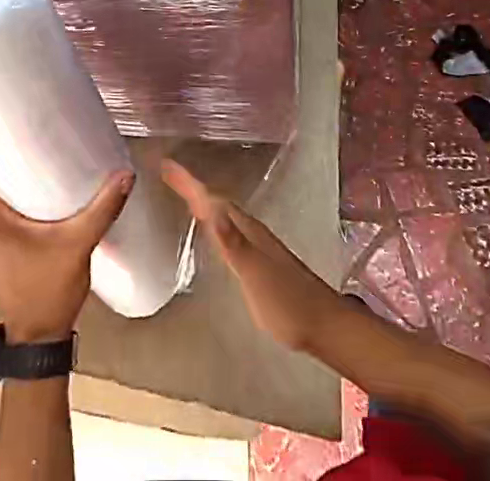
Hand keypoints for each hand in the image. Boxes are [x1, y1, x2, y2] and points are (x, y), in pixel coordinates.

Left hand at [0, 165, 133, 342]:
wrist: (40, 339)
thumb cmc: (49, 288)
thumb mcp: (79, 244)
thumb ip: (102, 209)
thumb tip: (125, 175)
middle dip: (2, 160)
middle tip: (26, 134)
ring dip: (11, 182)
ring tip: (37, 157)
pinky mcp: (5, 253)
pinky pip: (6, 217)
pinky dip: (19, 201)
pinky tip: (43, 195)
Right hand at [161, 159, 344, 352]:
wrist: (322, 325)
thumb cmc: (287, 301)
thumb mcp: (255, 273)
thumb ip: (233, 243)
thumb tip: (211, 208)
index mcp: (247, 231)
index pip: (213, 200)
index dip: (189, 183)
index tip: (166, 164)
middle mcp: (251, 232)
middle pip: (217, 202)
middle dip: (192, 187)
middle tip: (167, 173)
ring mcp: (256, 246)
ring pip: (223, 215)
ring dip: (203, 203)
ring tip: (183, 194)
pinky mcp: (258, 261)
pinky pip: (228, 231)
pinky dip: (214, 223)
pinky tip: (211, 231)